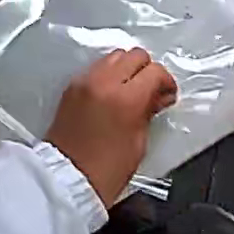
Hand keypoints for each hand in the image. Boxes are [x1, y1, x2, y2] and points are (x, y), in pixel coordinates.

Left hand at [45, 48, 178, 202]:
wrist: (66, 179)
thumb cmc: (107, 170)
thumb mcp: (139, 143)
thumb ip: (149, 111)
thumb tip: (158, 96)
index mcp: (126, 99)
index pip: (155, 71)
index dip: (166, 81)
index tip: (167, 94)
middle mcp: (104, 82)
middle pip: (135, 55)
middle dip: (147, 70)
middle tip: (150, 90)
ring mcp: (85, 80)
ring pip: (115, 55)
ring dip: (126, 68)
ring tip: (130, 89)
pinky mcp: (72, 85)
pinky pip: (97, 67)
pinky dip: (108, 73)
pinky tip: (111, 92)